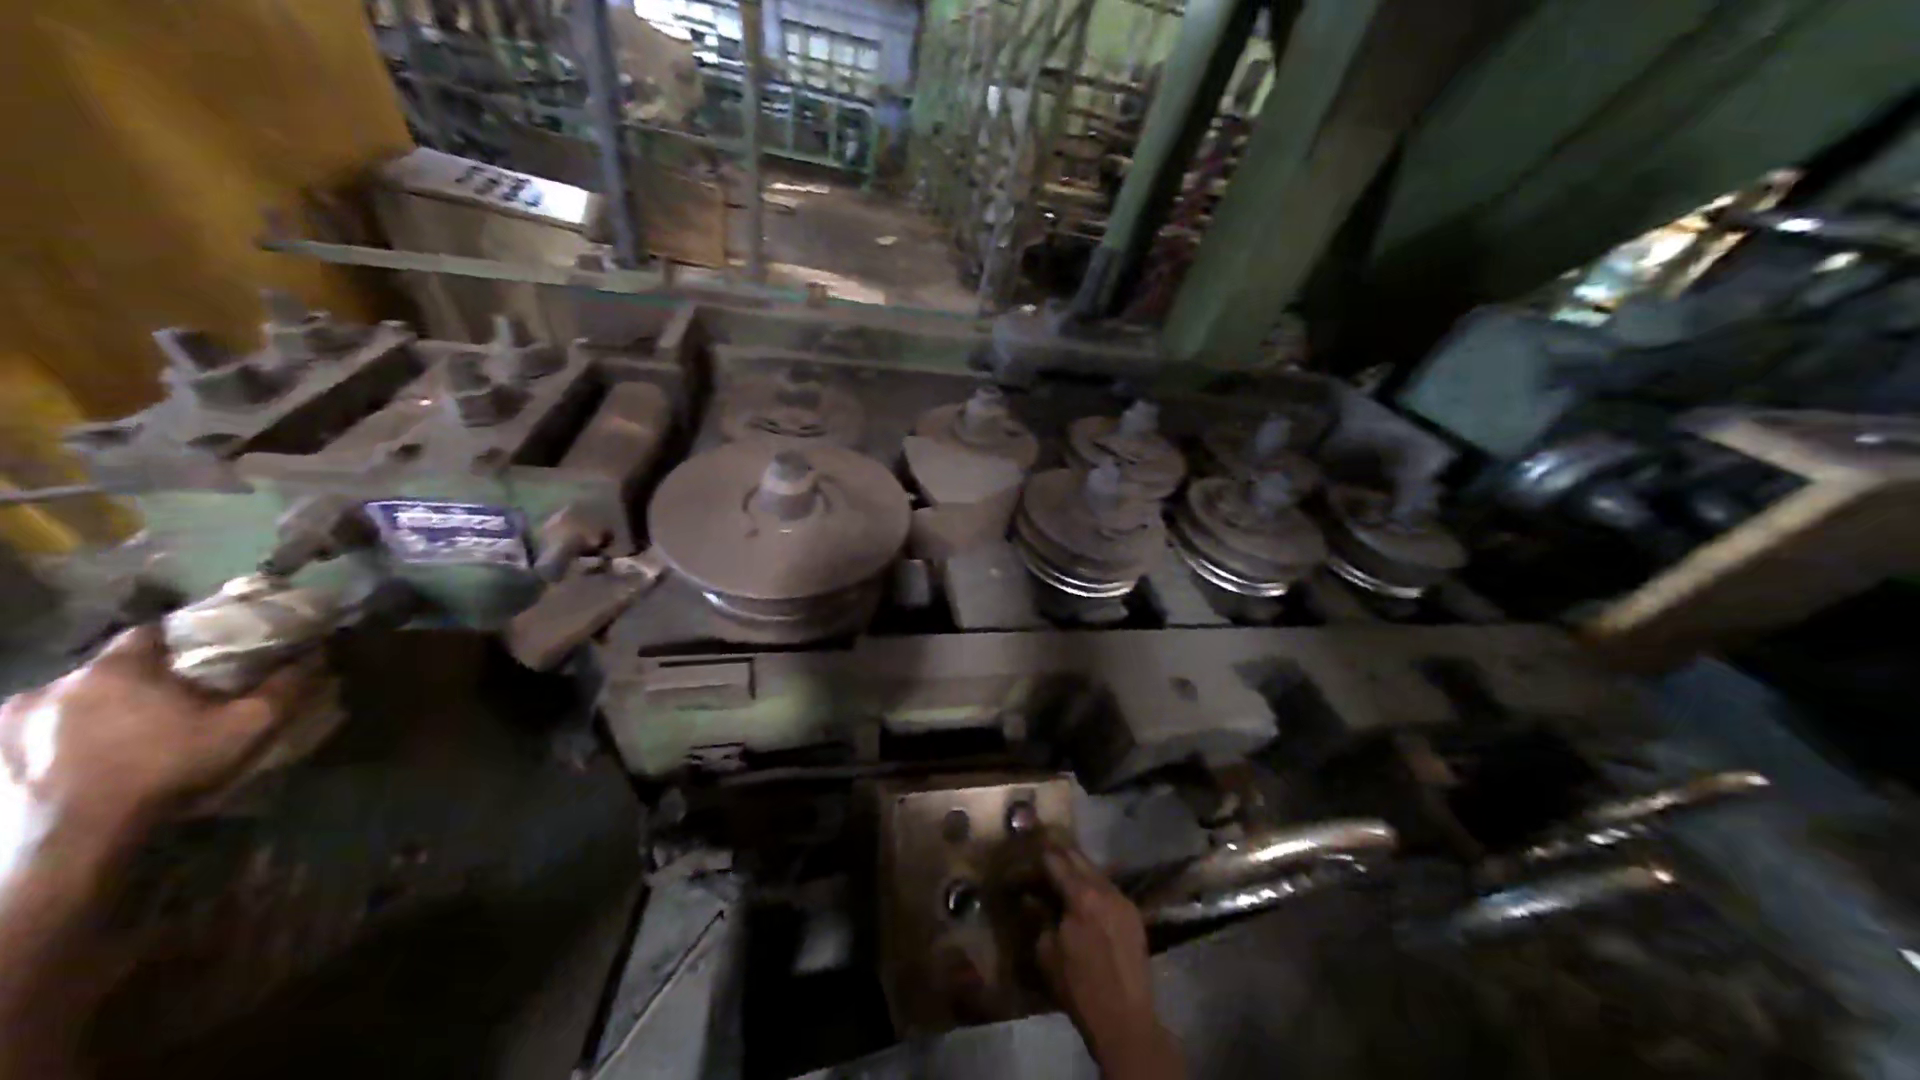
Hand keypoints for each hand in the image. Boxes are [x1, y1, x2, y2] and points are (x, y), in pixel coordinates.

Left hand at [0, 626, 319, 832]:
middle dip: (134, 681)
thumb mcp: (246, 729)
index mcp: (117, 668)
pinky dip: (53, 740)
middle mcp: (55, 683)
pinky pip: (29, 733)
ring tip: (119, 736)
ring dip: (89, 711)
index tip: (201, 656)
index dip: (178, 639)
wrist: (72, 842)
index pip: (150, 631)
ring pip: (65, 702)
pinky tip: (75, 761)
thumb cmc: (165, 771)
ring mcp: (10, 721)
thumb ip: (284, 688)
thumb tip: (316, 653)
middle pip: (107, 669)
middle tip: (165, 704)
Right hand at [1036, 843, 1183, 1079]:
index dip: (1037, 860)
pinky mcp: (1134, 915)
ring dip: (1077, 872)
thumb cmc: (1079, 987)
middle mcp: (1105, 889)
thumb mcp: (1046, 953)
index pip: (1055, 860)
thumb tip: (1030, 898)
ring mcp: (1123, 900)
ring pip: (1096, 871)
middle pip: (1078, 858)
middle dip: (1058, 858)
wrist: (1125, 1019)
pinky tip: (1084, 903)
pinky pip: (1109, 889)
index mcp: (1081, 895)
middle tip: (1041, 867)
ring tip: (1062, 883)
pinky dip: (1093, 888)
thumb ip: (1039, 917)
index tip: (1025, 865)